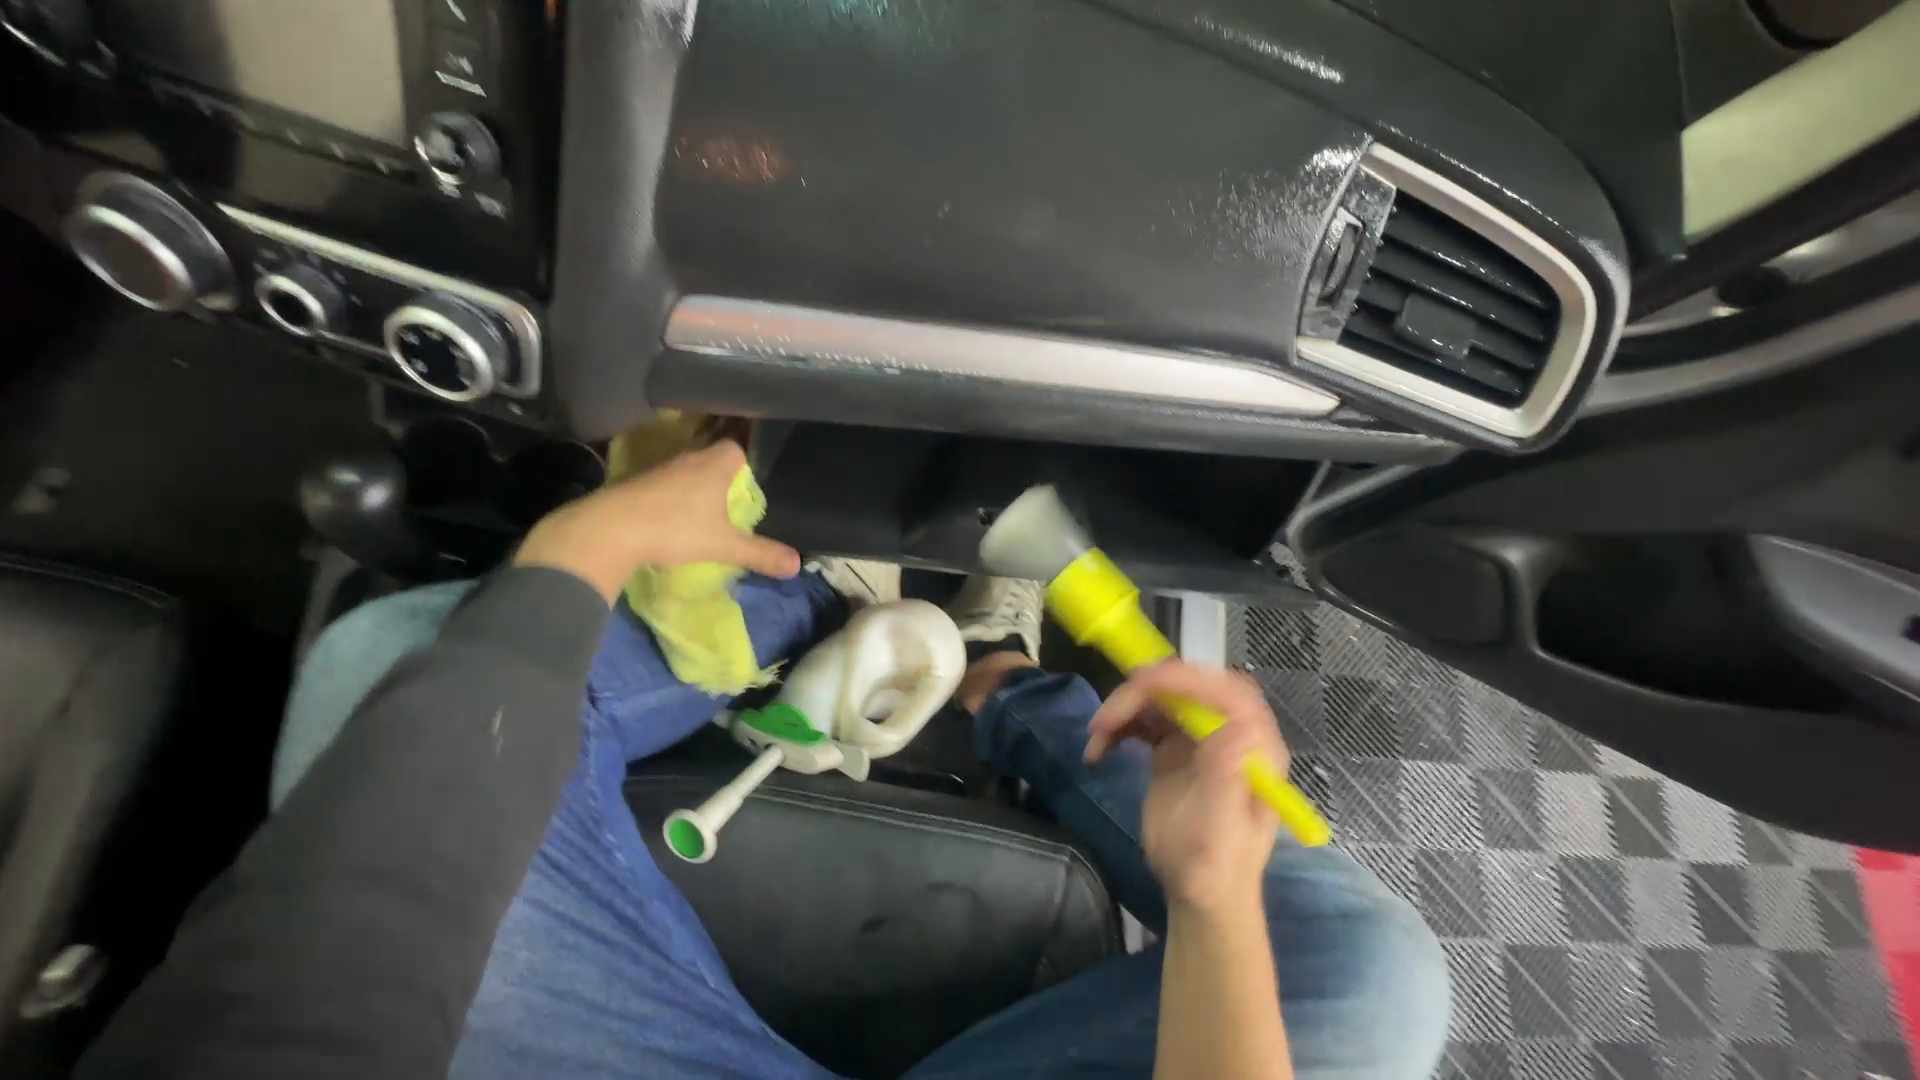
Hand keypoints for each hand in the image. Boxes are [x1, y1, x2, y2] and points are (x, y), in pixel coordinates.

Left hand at [514, 440, 800, 603]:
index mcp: (715, 464)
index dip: (749, 461)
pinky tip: (674, 519)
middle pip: (713, 458)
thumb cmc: (676, 529)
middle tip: (736, 500)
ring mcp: (659, 470)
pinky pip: (665, 486)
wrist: (609, 530)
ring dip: (696, 487)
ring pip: (687, 472)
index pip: (738, 449)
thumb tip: (796, 564)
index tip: (756, 480)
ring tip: (707, 511)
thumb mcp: (724, 546)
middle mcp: (688, 459)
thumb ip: (760, 553)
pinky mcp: (636, 485)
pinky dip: (672, 498)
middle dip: (724, 476)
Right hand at [1086, 661, 1289, 911]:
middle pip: (1190, 687)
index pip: (1228, 694)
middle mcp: (1231, 733)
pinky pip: (1145, 717)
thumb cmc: (1214, 869)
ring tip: (1096, 736)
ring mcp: (1202, 737)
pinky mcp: (1176, 745)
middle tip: (1106, 717)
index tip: (1143, 682)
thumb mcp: (1219, 831)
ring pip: (1163, 697)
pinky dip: (1119, 725)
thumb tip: (1240, 726)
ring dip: (1125, 708)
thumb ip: (1226, 778)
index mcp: (1255, 749)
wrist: (1197, 894)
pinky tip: (1099, 749)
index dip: (1188, 679)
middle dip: (1145, 692)